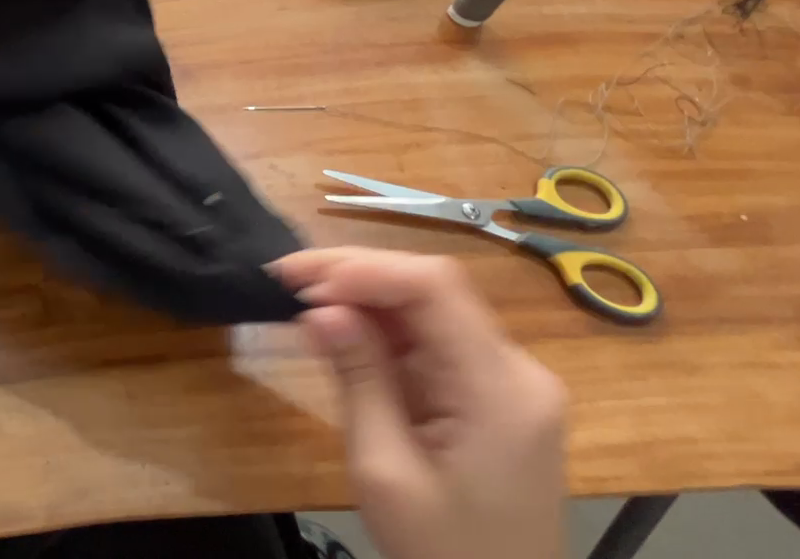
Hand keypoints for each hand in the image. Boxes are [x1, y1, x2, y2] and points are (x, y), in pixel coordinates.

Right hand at [269, 248, 567, 558]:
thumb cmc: (441, 550)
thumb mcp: (385, 469)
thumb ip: (358, 379)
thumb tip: (319, 309)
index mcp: (500, 389)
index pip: (435, 288)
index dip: (364, 268)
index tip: (302, 281)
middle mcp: (515, 370)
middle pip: (430, 287)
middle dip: (353, 272)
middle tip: (285, 278)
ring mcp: (506, 379)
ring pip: (426, 305)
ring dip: (360, 294)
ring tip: (297, 297)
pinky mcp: (488, 391)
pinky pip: (428, 336)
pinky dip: (377, 324)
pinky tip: (333, 327)